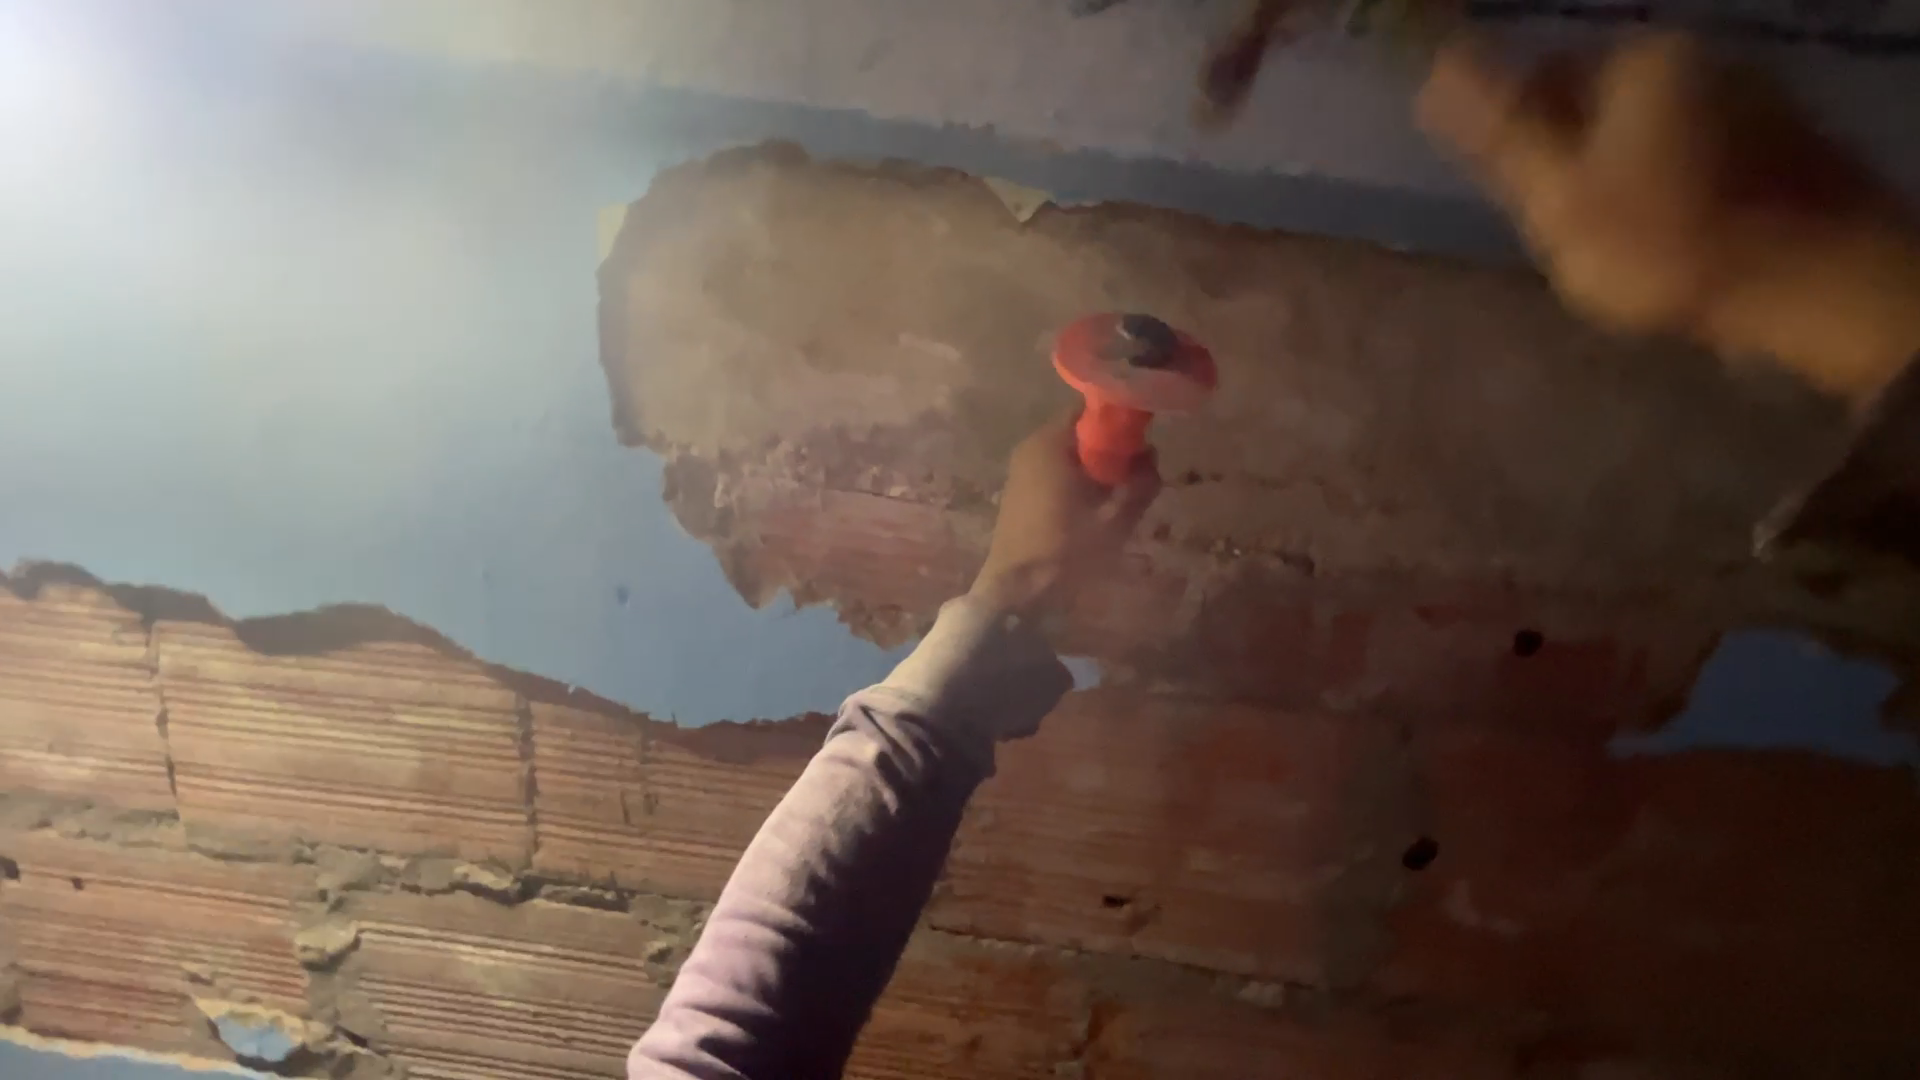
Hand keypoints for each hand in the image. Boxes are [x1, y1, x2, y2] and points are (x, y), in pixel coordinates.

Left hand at [970, 412, 1161, 614]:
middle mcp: (1031, 448)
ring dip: (1095, 469)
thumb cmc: (1067, 551)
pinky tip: (1093, 510)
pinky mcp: (1018, 495)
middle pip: (1080, 434)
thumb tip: (1151, 456)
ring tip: (1118, 497)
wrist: (1018, 593)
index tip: (1143, 440)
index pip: (1090, 411)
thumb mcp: (1115, 518)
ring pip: (1069, 456)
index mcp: (1050, 442)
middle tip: (1137, 474)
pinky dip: (1077, 483)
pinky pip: (1055, 474)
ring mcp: (1020, 471)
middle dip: (1111, 449)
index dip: (1120, 421)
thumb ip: (1140, 482)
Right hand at [1418, 33, 1919, 400]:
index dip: (1510, 133)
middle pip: (1590, 104)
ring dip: (1603, 175)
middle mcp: (1699, 61)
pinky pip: (1680, 155)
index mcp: (1641, 63)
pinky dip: (1652, 188)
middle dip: (1557, 155)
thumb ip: (1497, 132)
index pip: (1542, 75)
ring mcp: (1743, 100)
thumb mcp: (1553, 193)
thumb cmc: (1657, 243)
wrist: (1803, 283)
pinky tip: (1650, 234)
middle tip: (1546, 223)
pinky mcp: (1770, 144)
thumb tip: (1434, 73)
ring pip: (1634, 132)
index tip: (1505, 189)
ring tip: (1594, 237)